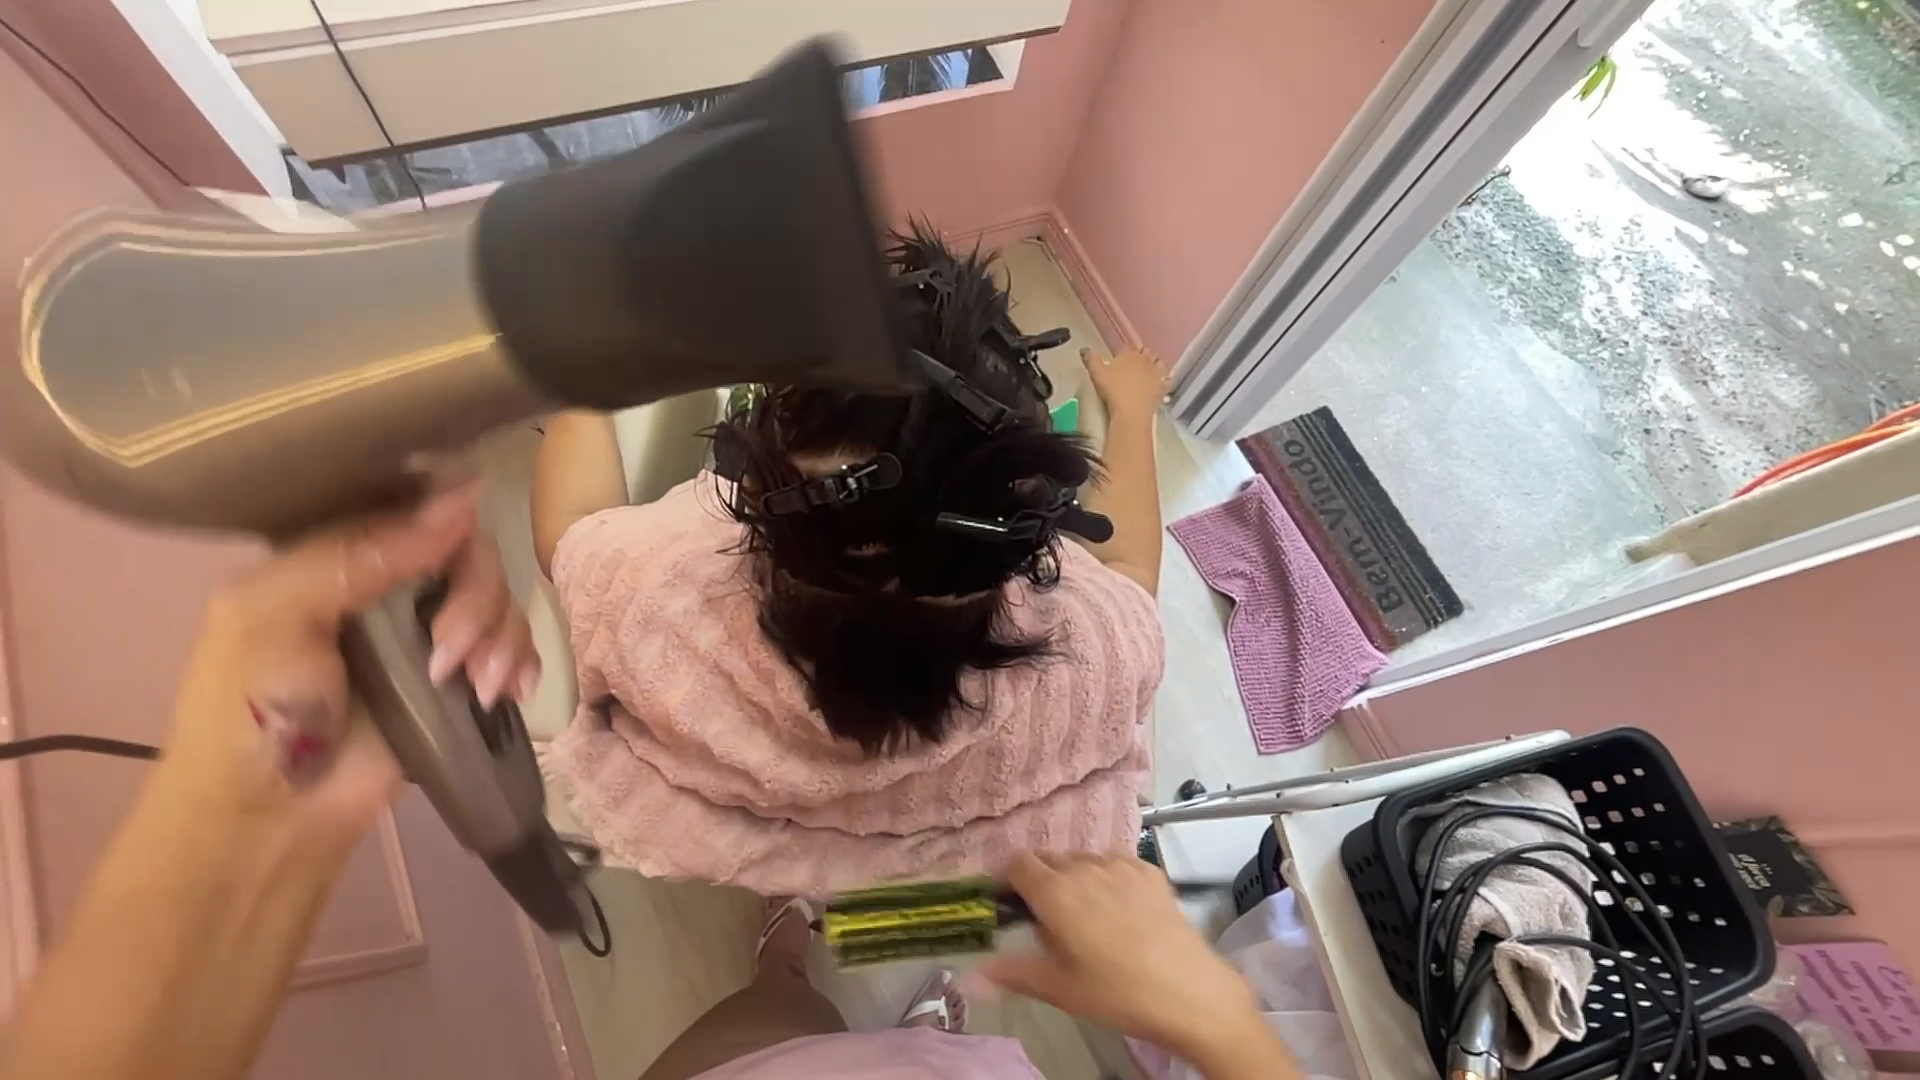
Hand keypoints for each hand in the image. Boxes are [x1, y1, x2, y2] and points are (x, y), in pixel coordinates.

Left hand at [163, 483, 540, 848]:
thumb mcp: (275, 615)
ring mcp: (431, 632)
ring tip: (480, 688)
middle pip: (473, 557)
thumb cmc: (253, 711)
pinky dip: (523, 663)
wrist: (273, 817)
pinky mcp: (462, 674)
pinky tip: (512, 691)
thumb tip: (468, 498)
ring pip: (503, 601)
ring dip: (502, 642)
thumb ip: (361, 553)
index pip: (419, 512)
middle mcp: (392, 586)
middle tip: (453, 656)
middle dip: (478, 603)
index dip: (451, 529)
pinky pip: (518, 645)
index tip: (460, 560)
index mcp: (339, 558)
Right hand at [979, 853, 1265, 1061]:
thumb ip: (1012, 972)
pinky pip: (1114, 863)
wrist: (1190, 991)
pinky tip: (1118, 909)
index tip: (1004, 901)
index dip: (1005, 878)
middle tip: (1043, 917)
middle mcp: (1083, 866)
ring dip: (1072, 878)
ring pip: (1081, 859)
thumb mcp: (1059, 989)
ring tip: (1083, 915)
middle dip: (1038, 880)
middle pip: (1047, 859)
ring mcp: (1119, 864)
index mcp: (1054, 891)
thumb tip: (969, 975)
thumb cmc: (1116, 992)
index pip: (1016, 862)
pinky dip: (1106, 878)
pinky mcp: (1148, 870)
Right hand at [1082, 346, 1170, 419]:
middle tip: (1132, 365)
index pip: (1127, 347)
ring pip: (1159, 363)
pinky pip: (1167, 379)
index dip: (1123, 352)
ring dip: (1154, 364)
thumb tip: (1085, 349)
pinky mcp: (1163, 387)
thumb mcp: (1096, 373)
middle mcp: (1145, 360)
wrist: (1131, 411)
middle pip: (1145, 352)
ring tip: (1147, 371)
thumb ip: (1091, 359)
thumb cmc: (1112, 390)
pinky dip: (1164, 379)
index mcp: (1129, 354)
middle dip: (1140, 356)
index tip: (1118, 359)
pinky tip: (1159, 383)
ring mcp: (1157, 373)